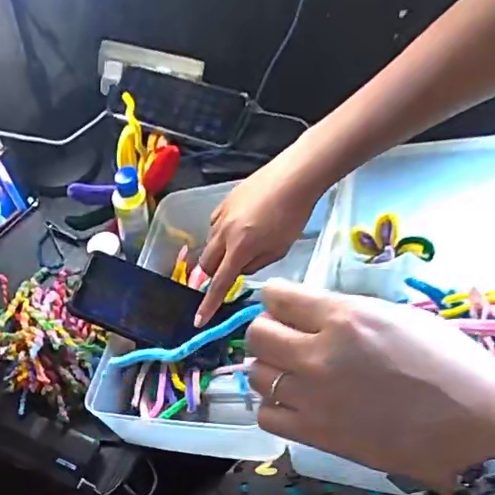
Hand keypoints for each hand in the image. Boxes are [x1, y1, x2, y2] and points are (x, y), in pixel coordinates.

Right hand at [194, 157, 326, 325]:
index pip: (218, 284)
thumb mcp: (278, 250)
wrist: (297, 174)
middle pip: (206, 264)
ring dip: (217, 254)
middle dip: (212, 275)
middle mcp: (224, 233)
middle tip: (226, 276)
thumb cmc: (293, 214)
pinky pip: (214, 225)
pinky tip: (236, 229)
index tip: (198, 320)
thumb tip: (239, 270)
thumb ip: (254, 265)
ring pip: (209, 244)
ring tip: (238, 248)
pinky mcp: (224, 201)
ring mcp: (221, 215)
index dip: (208, 304)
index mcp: (239, 248)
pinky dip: (220, 234)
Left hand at [247, 281, 494, 489]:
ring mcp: (310, 397)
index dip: (276, 298)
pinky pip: (266, 414)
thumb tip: (317, 316)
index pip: (279, 297)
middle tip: (285, 339)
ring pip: (256, 374)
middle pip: (257, 335)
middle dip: (267, 331)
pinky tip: (295, 404)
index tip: (282, 304)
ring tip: (293, 373)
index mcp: (346, 318)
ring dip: (269, 369)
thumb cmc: (456, 368)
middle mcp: (318, 354)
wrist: (473, 430)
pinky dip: (274, 406)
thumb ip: (351, 315)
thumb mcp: (404, 319)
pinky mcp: (311, 433)